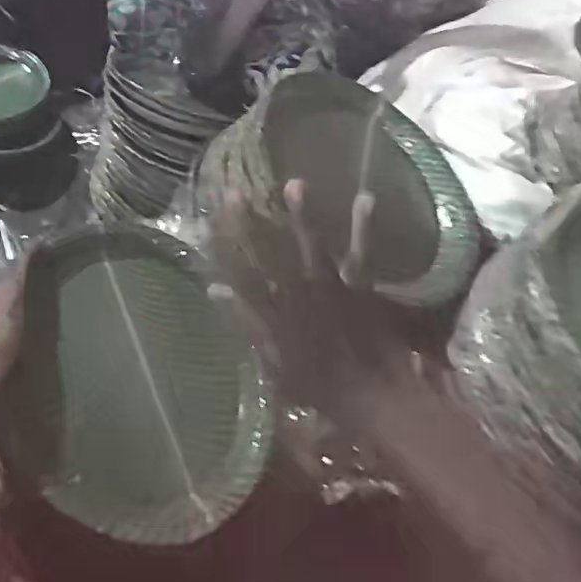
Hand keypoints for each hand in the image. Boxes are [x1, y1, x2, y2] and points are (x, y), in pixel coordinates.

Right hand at [214, 180, 415, 424]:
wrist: (374, 397)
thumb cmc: (321, 387)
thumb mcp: (274, 363)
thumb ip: (246, 325)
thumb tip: (216, 290)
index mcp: (274, 316)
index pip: (239, 277)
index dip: (221, 250)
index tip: (205, 224)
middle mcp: (298, 295)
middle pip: (268, 253)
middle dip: (247, 222)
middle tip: (232, 192)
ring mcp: (329, 287)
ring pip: (310, 244)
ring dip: (301, 214)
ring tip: (294, 184)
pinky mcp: (357, 285)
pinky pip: (360, 251)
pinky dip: (362, 225)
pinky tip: (364, 197)